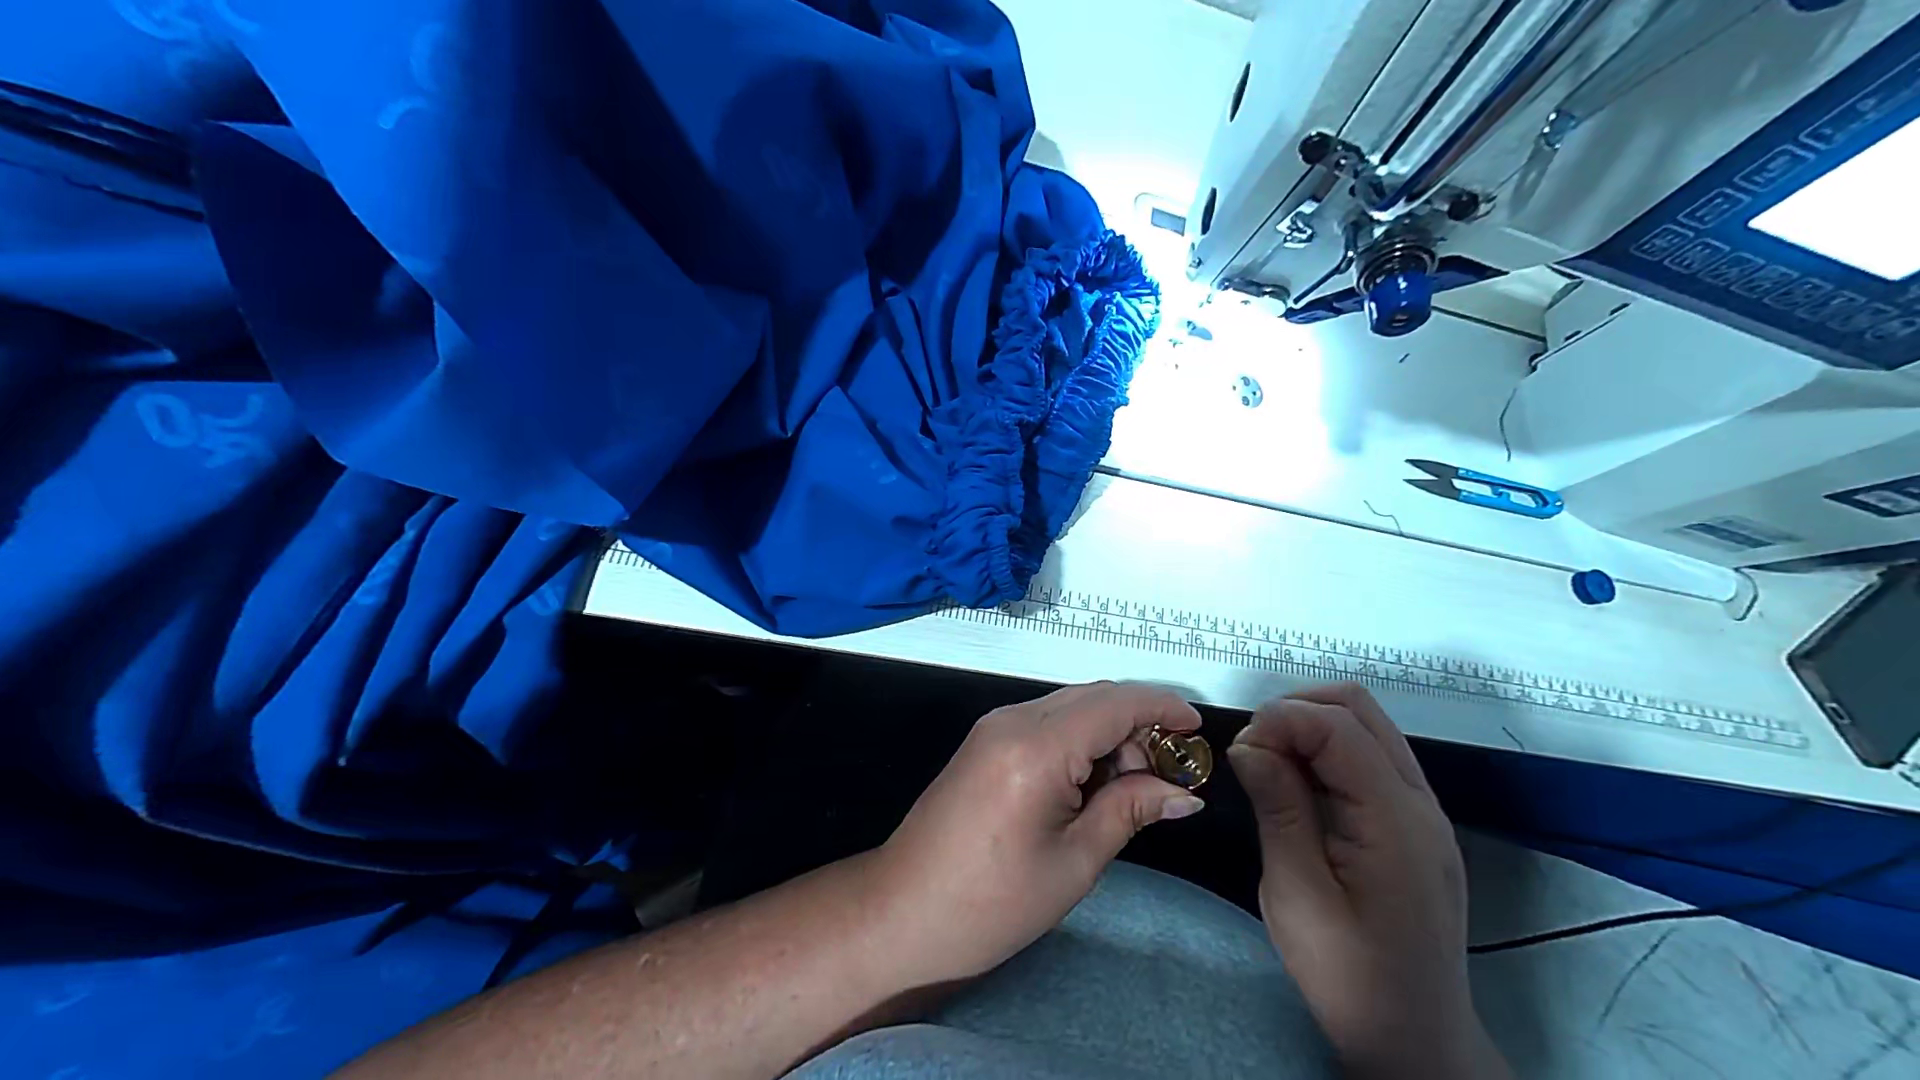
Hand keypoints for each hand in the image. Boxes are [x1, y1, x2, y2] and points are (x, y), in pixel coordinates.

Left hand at [870, 682, 1206, 986]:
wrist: (903, 910)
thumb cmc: (990, 901)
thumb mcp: (1074, 862)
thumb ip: (1130, 811)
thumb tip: (1183, 793)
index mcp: (1036, 747)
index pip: (1114, 703)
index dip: (1162, 707)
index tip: (1197, 728)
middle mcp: (1012, 720)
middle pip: (1093, 696)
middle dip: (1139, 723)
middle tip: (1169, 774)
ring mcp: (994, 726)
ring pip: (1070, 706)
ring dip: (1110, 731)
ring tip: (1133, 787)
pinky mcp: (985, 740)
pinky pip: (1046, 721)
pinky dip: (1080, 739)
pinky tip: (1094, 781)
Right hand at [1227, 684, 1508, 1079]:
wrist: (1414, 1037)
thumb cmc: (1348, 974)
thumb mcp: (1296, 893)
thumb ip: (1278, 808)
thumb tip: (1250, 744)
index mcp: (1395, 821)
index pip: (1338, 727)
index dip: (1281, 719)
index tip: (1240, 751)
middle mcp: (1420, 801)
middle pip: (1358, 707)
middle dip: (1296, 709)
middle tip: (1255, 751)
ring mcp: (1422, 809)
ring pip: (1366, 723)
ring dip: (1310, 724)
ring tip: (1270, 762)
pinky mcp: (1412, 821)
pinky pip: (1368, 754)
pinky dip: (1325, 748)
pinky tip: (1296, 781)